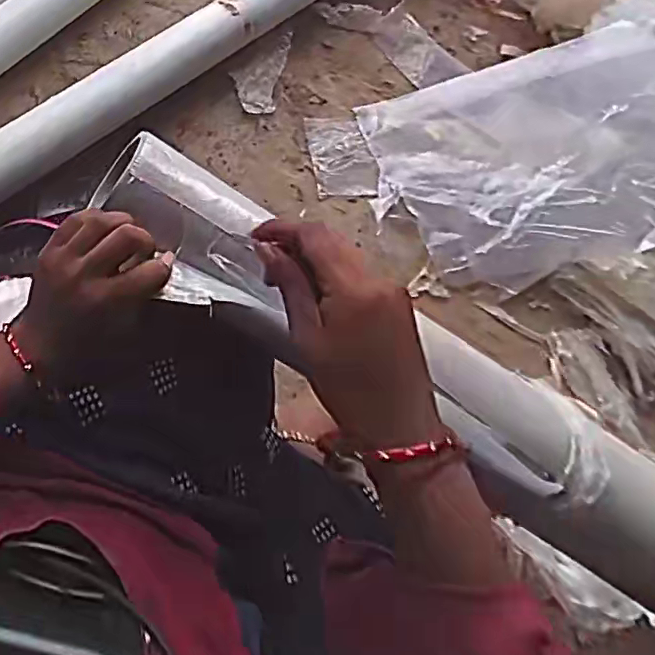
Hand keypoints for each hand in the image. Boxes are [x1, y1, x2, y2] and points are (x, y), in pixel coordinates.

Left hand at [10, 210, 172, 377]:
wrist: (37, 345)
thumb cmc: (81, 345)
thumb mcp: (121, 332)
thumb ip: (142, 298)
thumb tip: (160, 267)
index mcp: (103, 300)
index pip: (148, 271)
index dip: (164, 267)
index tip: (165, 265)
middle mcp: (83, 274)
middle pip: (127, 235)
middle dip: (146, 240)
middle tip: (145, 250)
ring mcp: (63, 258)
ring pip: (100, 220)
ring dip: (121, 223)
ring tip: (126, 234)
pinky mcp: (49, 250)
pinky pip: (75, 219)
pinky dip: (94, 219)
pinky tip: (103, 228)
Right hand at [252, 218, 442, 450]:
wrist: (400, 426)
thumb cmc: (347, 388)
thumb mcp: (307, 335)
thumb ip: (290, 284)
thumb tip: (268, 250)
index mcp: (355, 287)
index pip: (315, 235)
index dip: (281, 228)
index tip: (254, 236)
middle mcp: (378, 279)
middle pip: (331, 238)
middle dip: (294, 239)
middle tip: (264, 260)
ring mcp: (391, 288)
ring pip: (344, 251)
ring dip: (312, 253)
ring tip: (283, 276)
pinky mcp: (396, 300)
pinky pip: (357, 269)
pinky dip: (330, 268)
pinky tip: (312, 289)